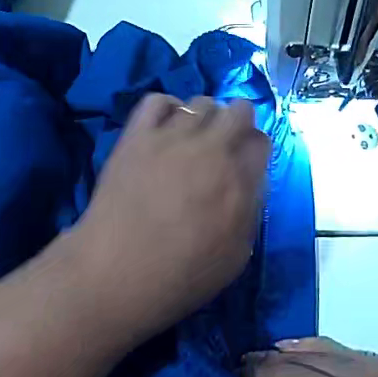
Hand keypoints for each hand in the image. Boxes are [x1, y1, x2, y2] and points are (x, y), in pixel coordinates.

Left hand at [62, 94, 269, 338]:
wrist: (116, 272)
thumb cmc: (180, 276)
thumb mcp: (237, 255)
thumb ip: (250, 210)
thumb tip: (249, 181)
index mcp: (240, 182)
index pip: (261, 142)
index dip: (254, 151)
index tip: (245, 163)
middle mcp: (211, 150)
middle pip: (240, 110)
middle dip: (238, 123)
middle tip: (224, 145)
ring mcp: (172, 137)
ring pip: (202, 102)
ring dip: (205, 117)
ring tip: (193, 137)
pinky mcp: (137, 135)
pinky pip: (158, 100)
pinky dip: (168, 107)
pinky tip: (165, 126)